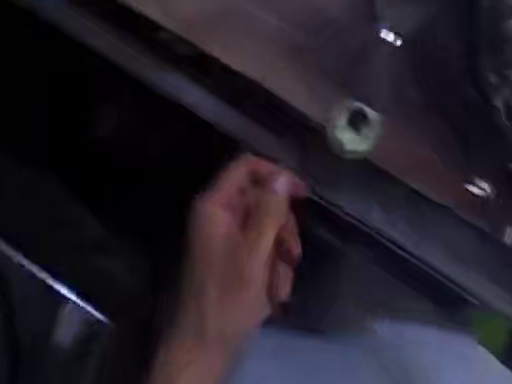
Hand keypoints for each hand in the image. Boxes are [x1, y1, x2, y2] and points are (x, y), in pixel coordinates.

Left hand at [152, 155, 306, 383]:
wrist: (206, 344)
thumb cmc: (227, 298)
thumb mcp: (254, 255)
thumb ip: (268, 213)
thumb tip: (283, 177)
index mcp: (214, 204)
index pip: (245, 167)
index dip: (275, 174)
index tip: (305, 195)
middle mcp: (217, 213)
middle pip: (260, 200)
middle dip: (281, 229)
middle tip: (291, 258)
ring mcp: (223, 235)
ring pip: (265, 229)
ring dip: (279, 257)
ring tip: (278, 287)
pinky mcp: (232, 257)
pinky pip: (260, 251)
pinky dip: (272, 270)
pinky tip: (273, 295)